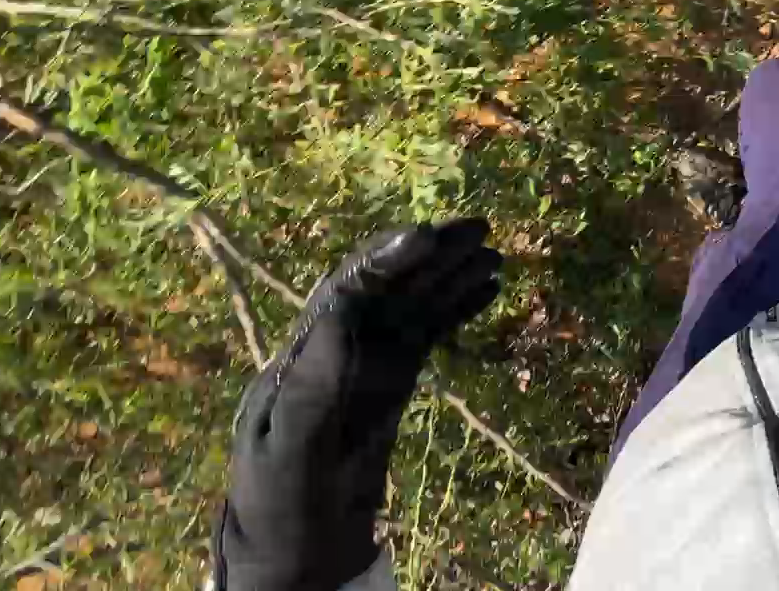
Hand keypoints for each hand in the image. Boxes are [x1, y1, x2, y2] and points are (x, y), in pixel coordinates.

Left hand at [214, 219, 501, 590]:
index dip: (386, 257)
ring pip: (418, 301)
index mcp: (306, 354)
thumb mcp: (292, 445)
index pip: (348, 288)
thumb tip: (342, 309)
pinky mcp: (396, 375)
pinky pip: (433, 328)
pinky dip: (460, 306)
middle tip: (481, 229)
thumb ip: (316, 381)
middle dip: (433, 254)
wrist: (297, 549)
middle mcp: (342, 344)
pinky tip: (489, 290)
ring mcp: (372, 358)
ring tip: (495, 256)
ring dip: (454, 274)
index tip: (427, 233)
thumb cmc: (284, 499)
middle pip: (391, 285)